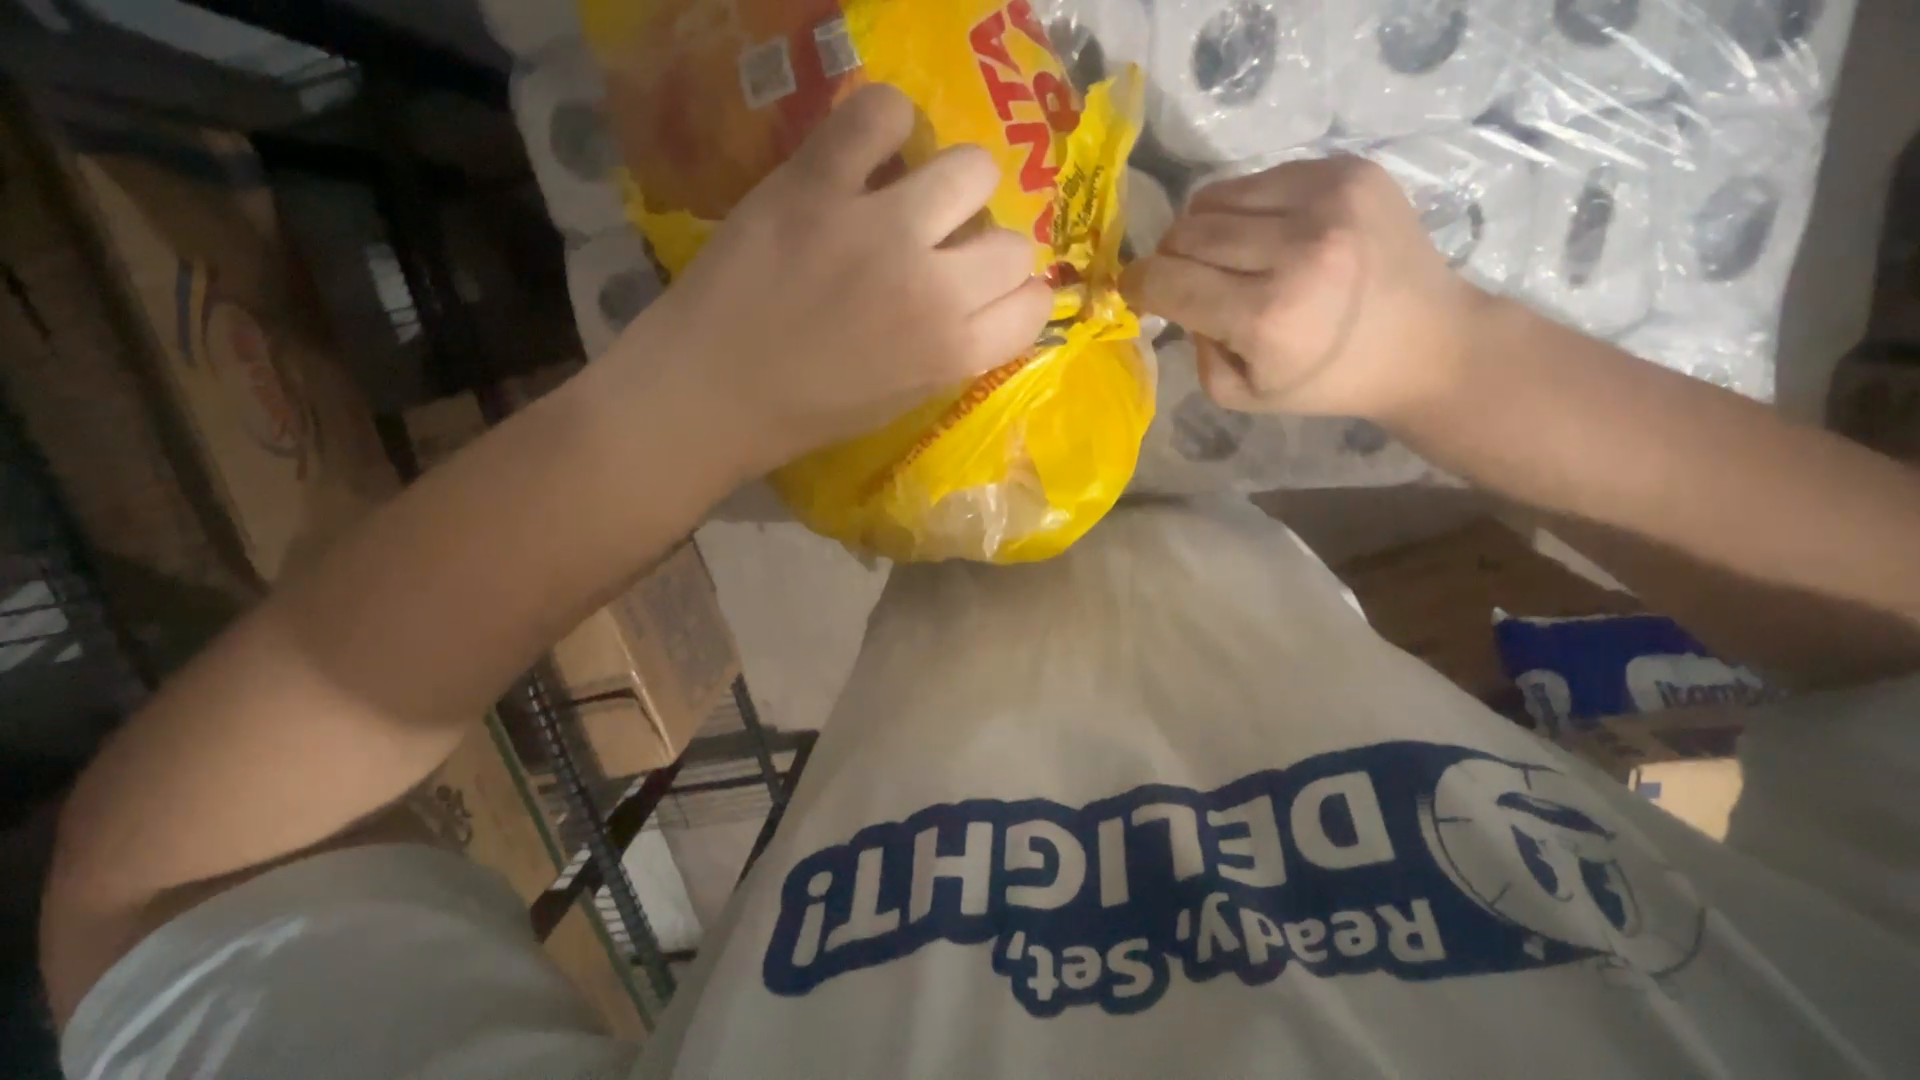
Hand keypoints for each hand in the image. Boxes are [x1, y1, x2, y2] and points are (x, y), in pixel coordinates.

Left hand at [617, 84, 1052, 478]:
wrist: (707, 392)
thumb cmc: (803, 413)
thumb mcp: (900, 399)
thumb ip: (952, 348)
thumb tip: (981, 299)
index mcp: (953, 352)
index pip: (1037, 303)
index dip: (1017, 296)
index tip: (990, 293)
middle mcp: (932, 287)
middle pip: (1014, 242)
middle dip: (987, 248)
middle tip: (947, 249)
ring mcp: (877, 228)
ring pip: (971, 168)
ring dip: (955, 184)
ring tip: (915, 196)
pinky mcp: (818, 183)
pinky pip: (881, 114)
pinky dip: (886, 123)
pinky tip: (871, 149)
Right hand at [1120, 155, 1488, 421]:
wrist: (1428, 343)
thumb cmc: (1328, 380)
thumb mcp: (1243, 393)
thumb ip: (1192, 349)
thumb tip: (1174, 295)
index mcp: (1267, 316)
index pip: (1165, 279)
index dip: (1139, 284)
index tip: (1138, 290)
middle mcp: (1297, 249)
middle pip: (1184, 233)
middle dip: (1173, 259)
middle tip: (1192, 279)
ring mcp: (1327, 200)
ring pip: (1214, 198)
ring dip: (1207, 230)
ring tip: (1233, 255)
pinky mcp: (1349, 170)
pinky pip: (1260, 176)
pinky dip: (1249, 206)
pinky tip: (1274, 234)